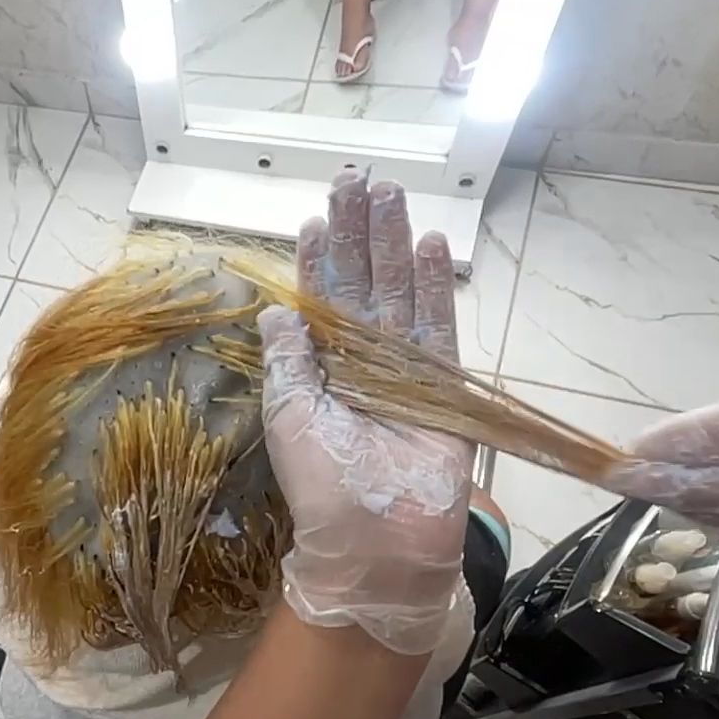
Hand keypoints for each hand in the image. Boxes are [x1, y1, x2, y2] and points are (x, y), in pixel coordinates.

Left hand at [259, 170, 473, 654]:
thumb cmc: (321, 481)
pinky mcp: (443, 384)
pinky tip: (429, 243)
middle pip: (361, 285)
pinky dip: (435, 287)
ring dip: (393, 244)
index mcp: (319, 370)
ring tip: (389, 194)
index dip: (316, 262)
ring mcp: (404, 369)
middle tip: (356, 181)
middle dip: (357, 234)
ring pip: (398, 293)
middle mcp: (361, 362)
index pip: (318, 304)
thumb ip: (287, 360)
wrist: (375, 537)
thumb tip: (275, 309)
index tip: (313, 219)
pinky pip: (438, 326)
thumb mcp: (288, 415)